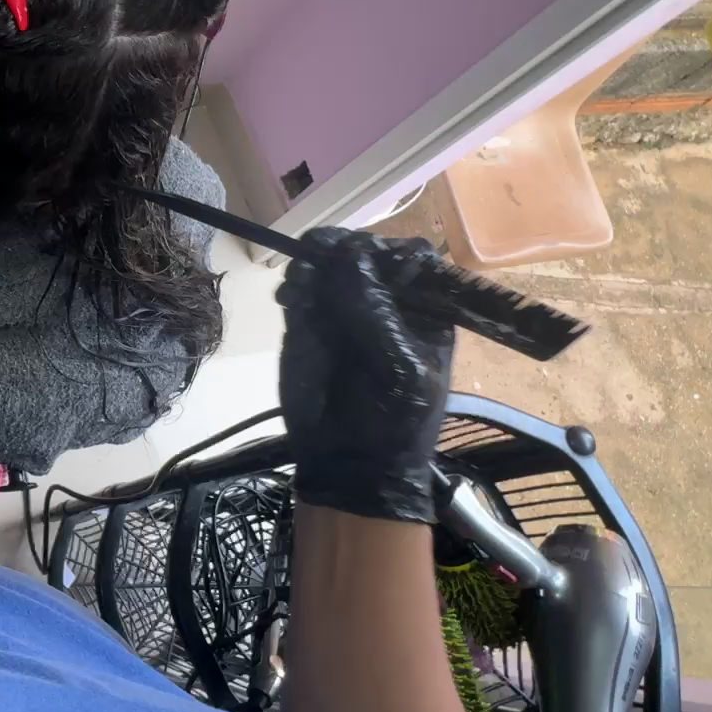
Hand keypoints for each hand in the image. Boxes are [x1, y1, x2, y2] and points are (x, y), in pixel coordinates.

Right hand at [278, 228, 454, 523]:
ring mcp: (340, 313)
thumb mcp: (398, 364)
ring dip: (311, 263)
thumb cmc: (394, 418)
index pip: (409, 258)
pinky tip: (289, 298)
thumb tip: (349, 252)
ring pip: (324, 268)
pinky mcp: (305, 327)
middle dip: (339, 249)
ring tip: (300, 280)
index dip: (383, 249)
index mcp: (423, 310)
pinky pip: (298, 293)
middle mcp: (381, 304)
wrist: (350, 463)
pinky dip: (292, 287)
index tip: (358, 254)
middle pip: (360, 255)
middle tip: (317, 251)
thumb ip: (373, 310)